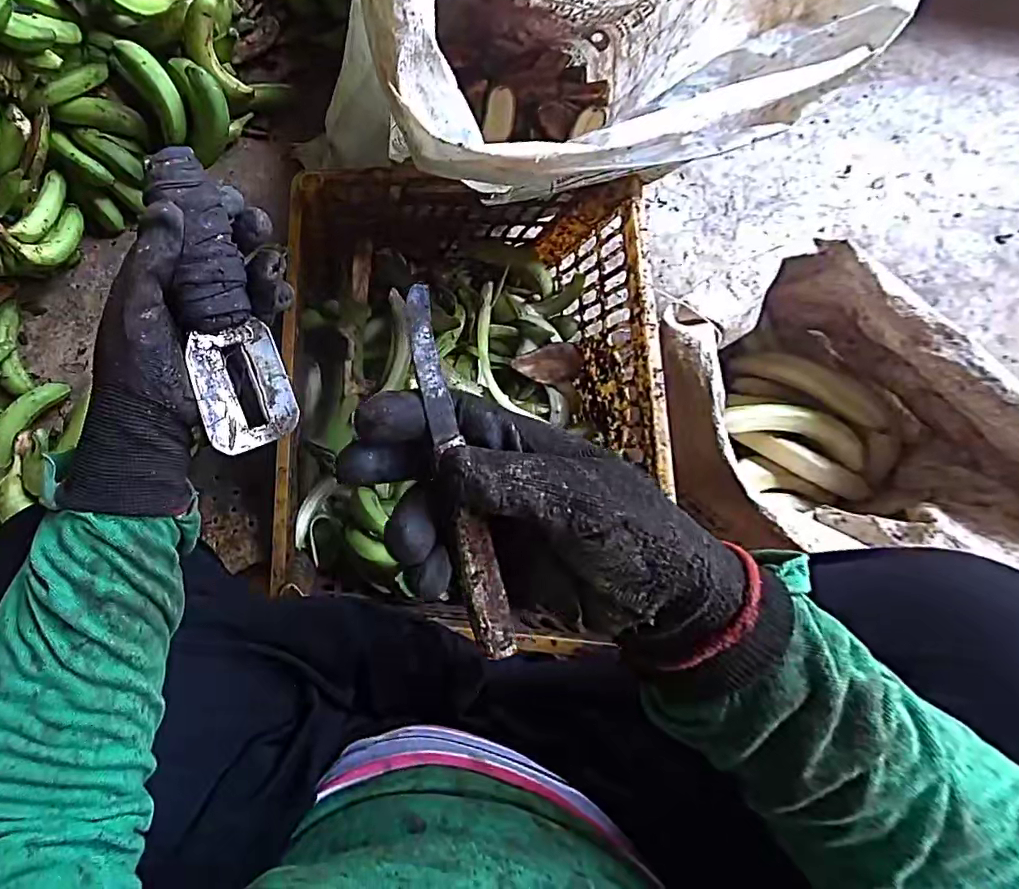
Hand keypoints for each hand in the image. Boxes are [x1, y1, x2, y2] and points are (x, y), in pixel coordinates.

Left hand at [62, 156, 288, 515]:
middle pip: (229, 241)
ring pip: (252, 268)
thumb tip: (167, 206)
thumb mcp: (133, 307)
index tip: (225, 197)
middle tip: (253, 225)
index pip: (192, 226)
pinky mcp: (242, 334)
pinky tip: (276, 294)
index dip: (210, 207)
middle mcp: (194, 284)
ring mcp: (221, 309)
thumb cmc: (133, 364)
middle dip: (246, 226)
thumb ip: (151, 259)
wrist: (153, 421)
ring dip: (266, 256)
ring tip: (267, 260)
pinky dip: (276, 294)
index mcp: (163, 271)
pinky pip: (264, 306)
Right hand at [339, 392, 788, 685]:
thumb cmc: (631, 530)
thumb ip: (508, 479)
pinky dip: (425, 573)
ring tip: (414, 557)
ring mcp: (480, 523)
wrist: (667, 605)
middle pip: (419, 462)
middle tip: (352, 474)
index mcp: (510, 443)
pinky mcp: (482, 567)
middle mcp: (485, 477)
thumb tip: (444, 464)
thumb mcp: (575, 497)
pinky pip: (437, 564)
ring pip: (421, 516)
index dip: (405, 412)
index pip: (448, 416)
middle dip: (383, 466)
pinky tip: (430, 585)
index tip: (366, 420)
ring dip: (406, 532)